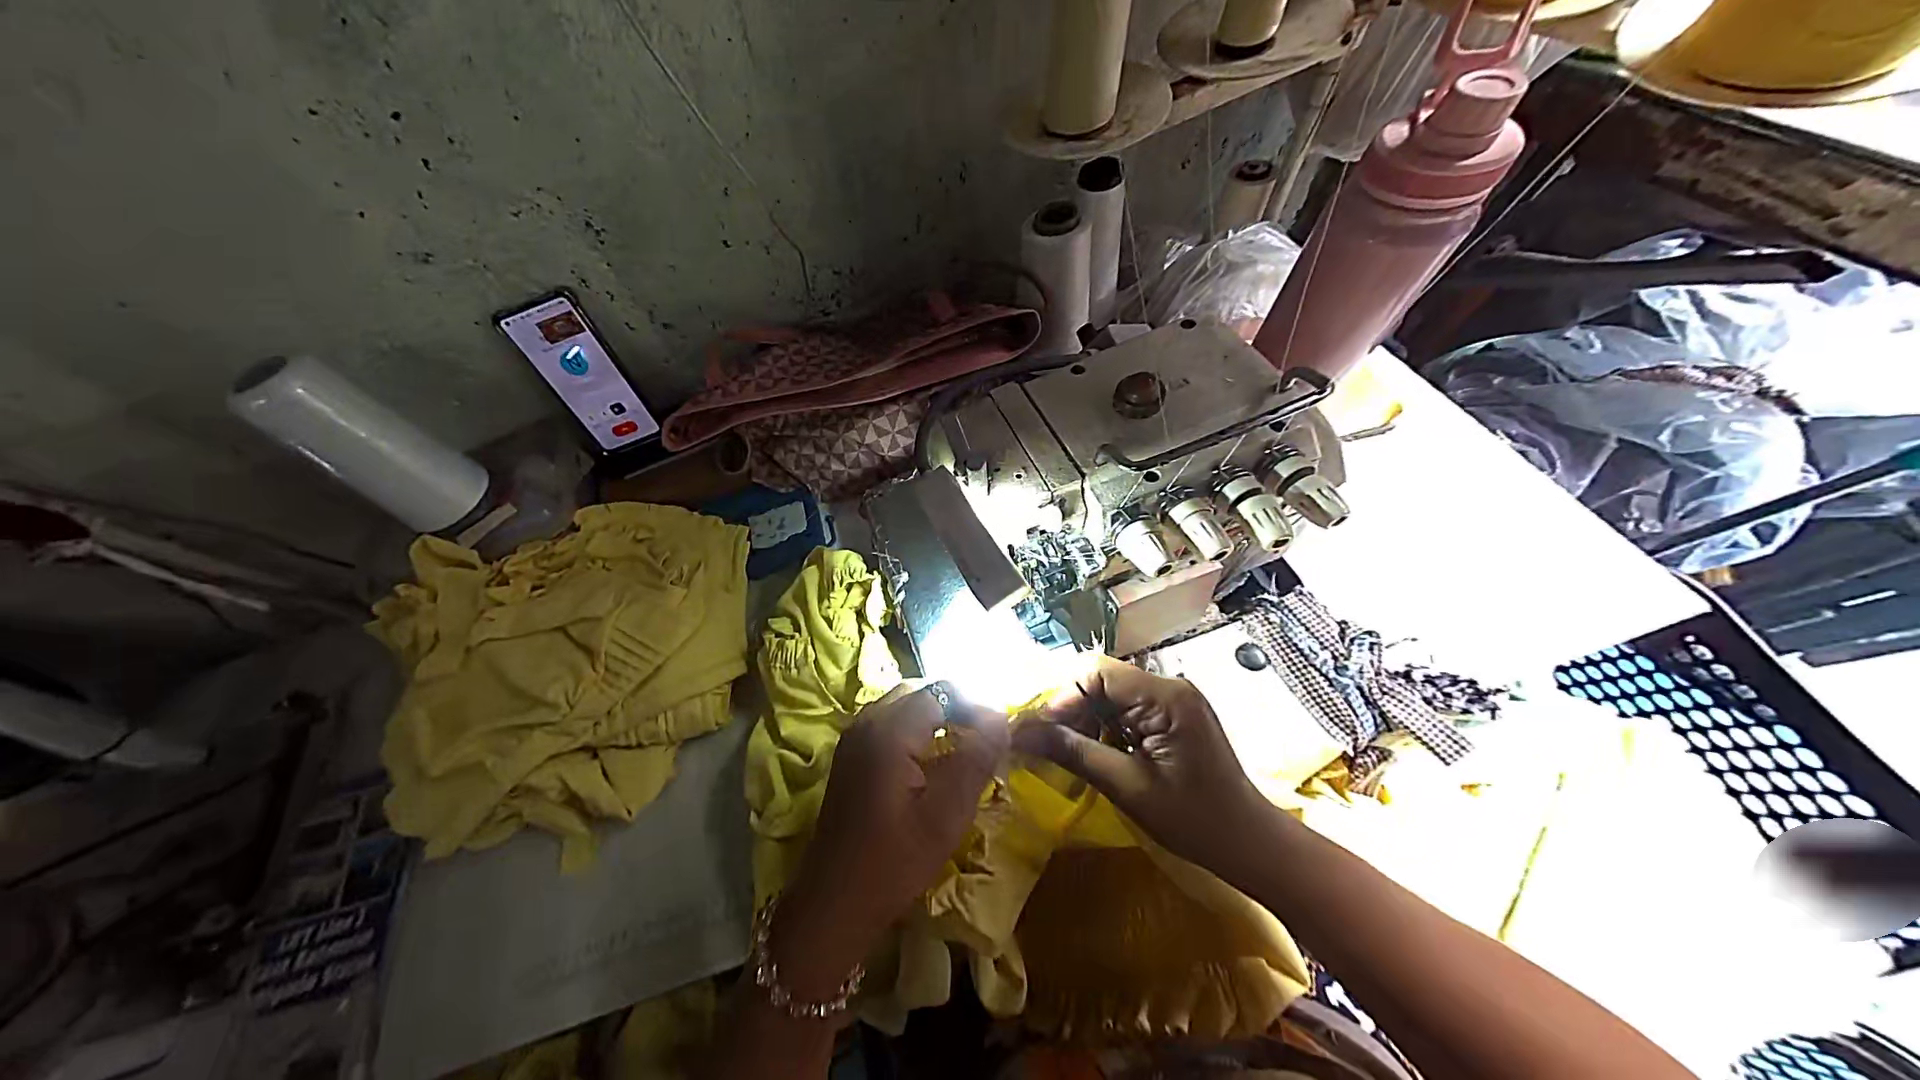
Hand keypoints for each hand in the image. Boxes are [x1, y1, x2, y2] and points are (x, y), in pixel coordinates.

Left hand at [772, 684, 1007, 996]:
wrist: (834, 903)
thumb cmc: (894, 861)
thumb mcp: (946, 814)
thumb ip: (976, 759)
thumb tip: (1000, 716)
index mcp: (889, 730)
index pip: (943, 692)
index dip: (976, 705)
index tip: (1002, 732)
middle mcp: (866, 722)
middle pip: (921, 692)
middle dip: (957, 706)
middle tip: (986, 737)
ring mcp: (853, 739)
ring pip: (904, 706)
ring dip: (936, 718)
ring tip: (965, 747)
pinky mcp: (850, 758)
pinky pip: (889, 724)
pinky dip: (916, 731)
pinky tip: (933, 763)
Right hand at [1010, 655, 1267, 872]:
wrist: (1250, 843)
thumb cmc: (1193, 819)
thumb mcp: (1127, 786)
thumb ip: (1074, 752)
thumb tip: (1021, 734)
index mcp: (1166, 697)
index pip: (1098, 674)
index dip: (1064, 698)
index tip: (1041, 732)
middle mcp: (1171, 687)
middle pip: (1104, 681)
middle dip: (1073, 710)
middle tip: (1051, 744)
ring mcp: (1176, 701)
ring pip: (1113, 696)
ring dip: (1087, 720)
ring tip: (1071, 752)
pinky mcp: (1175, 717)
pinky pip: (1129, 710)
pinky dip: (1107, 728)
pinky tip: (1098, 754)